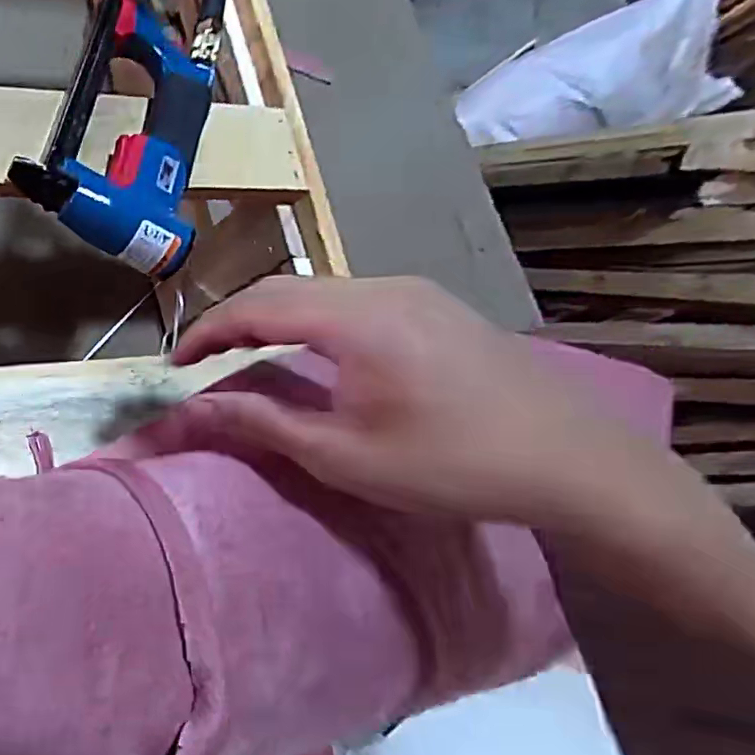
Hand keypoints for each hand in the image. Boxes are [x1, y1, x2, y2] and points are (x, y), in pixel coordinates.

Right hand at [171, 276, 699, 535]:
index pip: (256, 307)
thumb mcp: (341, 455)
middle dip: (230, 322)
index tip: (174, 367)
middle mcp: (383, 289)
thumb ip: (261, 422)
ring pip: (315, 291)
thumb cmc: (451, 466)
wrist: (580, 465)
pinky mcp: (433, 306)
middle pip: (283, 289)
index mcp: (358, 320)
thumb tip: (194, 409)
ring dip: (268, 319)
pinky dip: (305, 321)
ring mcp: (414, 292)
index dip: (205, 334)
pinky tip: (302, 355)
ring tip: (241, 360)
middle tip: (199, 364)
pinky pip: (348, 300)